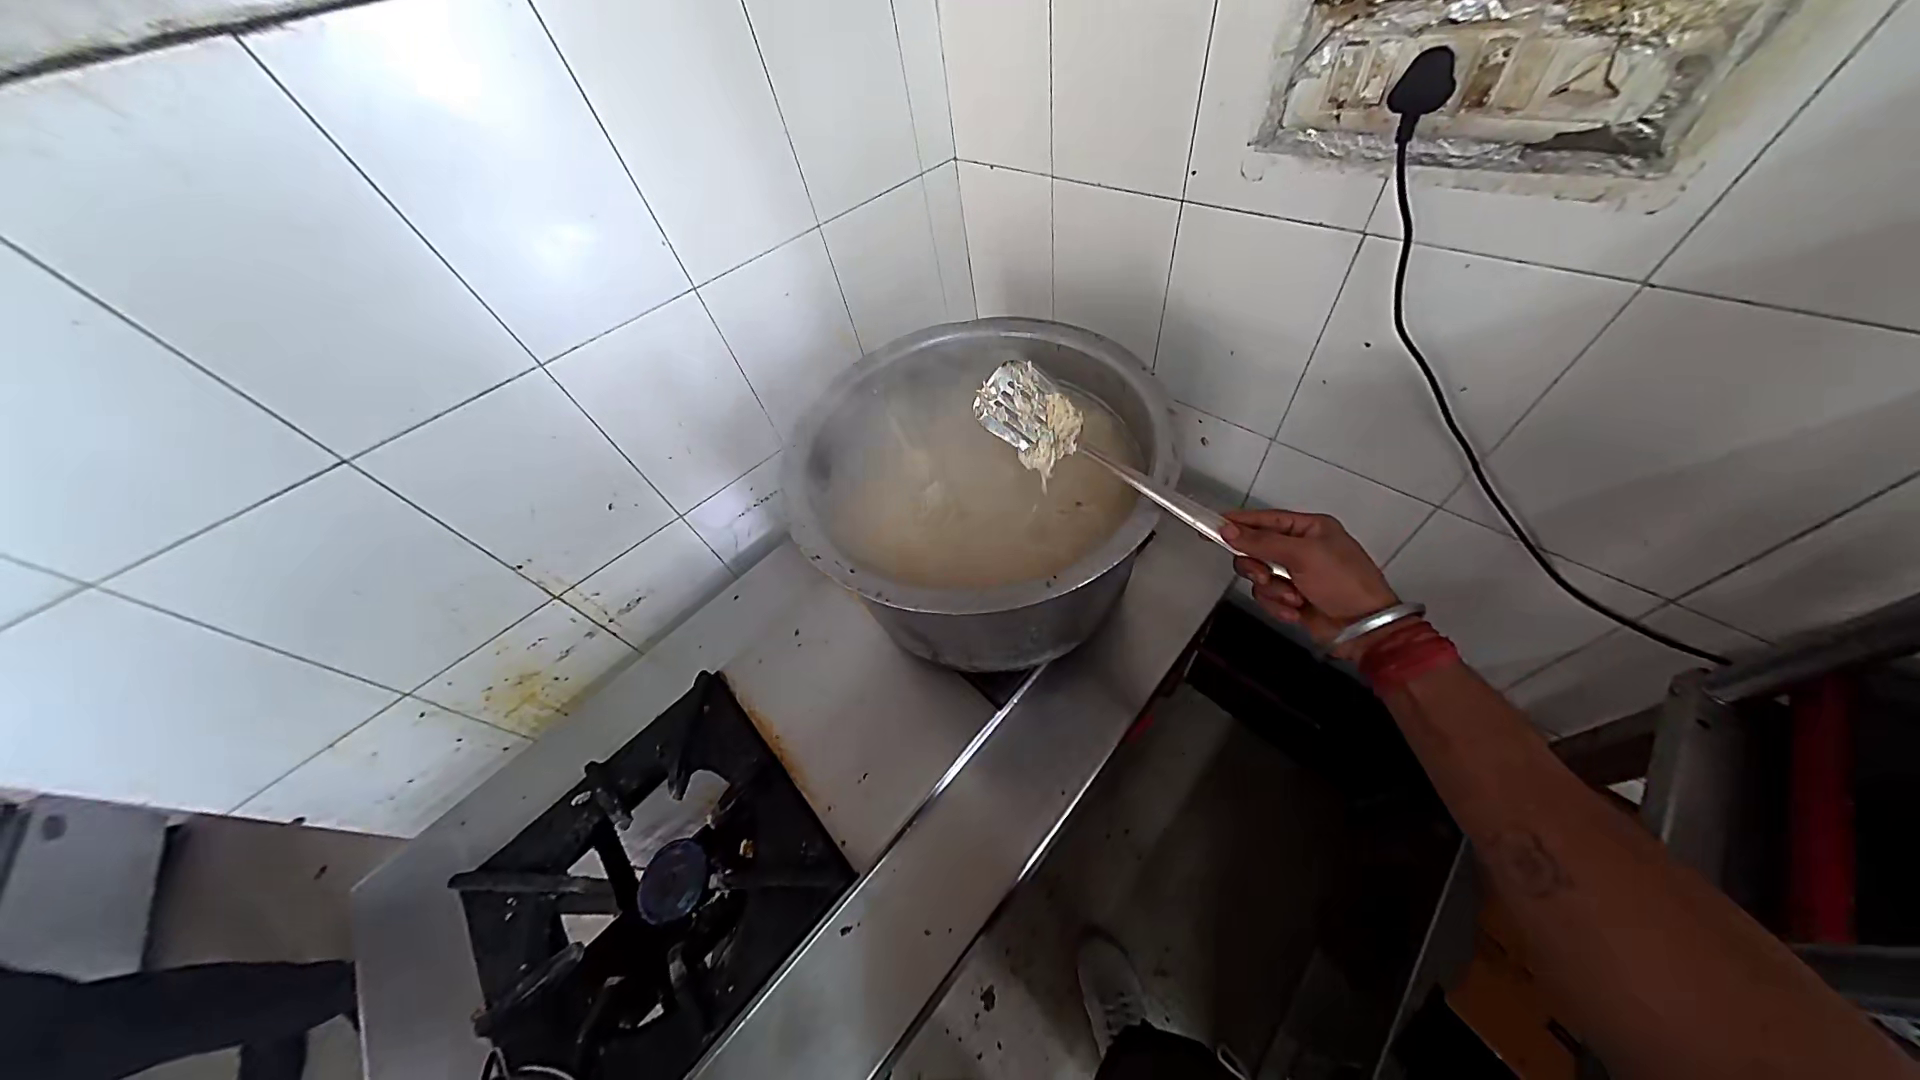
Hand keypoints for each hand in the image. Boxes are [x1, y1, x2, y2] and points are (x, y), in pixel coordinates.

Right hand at [1221, 509, 1399, 651]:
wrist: (1364, 628)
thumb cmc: (1347, 584)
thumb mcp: (1302, 555)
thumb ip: (1261, 541)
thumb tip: (1229, 530)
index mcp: (1309, 528)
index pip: (1264, 520)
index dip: (1238, 523)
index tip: (1212, 525)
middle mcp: (1300, 549)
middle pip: (1254, 549)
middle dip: (1258, 566)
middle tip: (1265, 574)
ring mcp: (1295, 574)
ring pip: (1257, 576)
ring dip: (1271, 590)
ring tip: (1292, 597)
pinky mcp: (1291, 596)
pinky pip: (1265, 596)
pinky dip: (1276, 605)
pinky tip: (1295, 609)